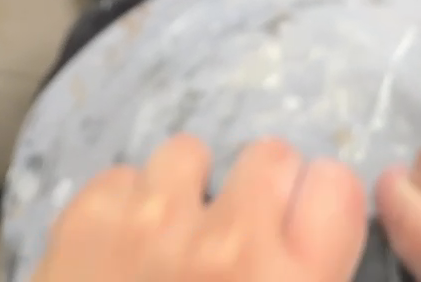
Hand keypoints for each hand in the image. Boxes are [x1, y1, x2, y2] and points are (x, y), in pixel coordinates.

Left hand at [33, 136, 367, 281]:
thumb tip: (310, 267)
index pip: (334, 186)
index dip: (319, 207)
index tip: (300, 230)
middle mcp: (229, 242)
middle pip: (268, 154)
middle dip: (259, 191)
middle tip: (238, 238)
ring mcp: (150, 220)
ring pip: (188, 152)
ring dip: (185, 193)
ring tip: (169, 247)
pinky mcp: (87, 219)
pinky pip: (122, 177)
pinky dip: (124, 210)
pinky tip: (116, 259)